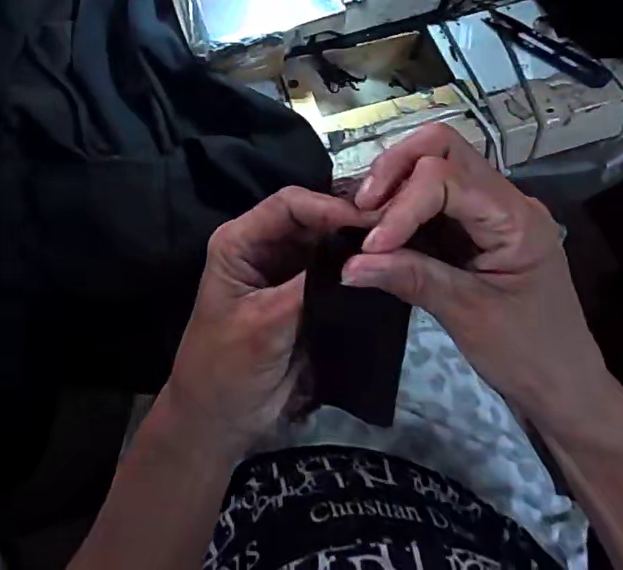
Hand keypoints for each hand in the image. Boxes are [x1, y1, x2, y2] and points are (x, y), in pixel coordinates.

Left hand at [163, 186, 376, 451]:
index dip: (330, 207)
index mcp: (239, 241)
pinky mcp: (302, 294)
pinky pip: (333, 271)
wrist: (221, 418)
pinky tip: (387, 272)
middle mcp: (262, 245)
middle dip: (351, 222)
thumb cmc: (226, 367)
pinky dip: (356, 270)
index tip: (374, 221)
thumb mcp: (264, 325)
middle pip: (312, 218)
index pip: (288, 205)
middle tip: (399, 231)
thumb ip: (306, 288)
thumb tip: (357, 257)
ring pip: (326, 242)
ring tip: (401, 247)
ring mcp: (284, 269)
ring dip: (357, 245)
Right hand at [341, 123, 610, 426]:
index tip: (371, 245)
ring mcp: (487, 207)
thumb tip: (349, 265)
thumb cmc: (529, 354)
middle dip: (394, 167)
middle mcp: (503, 199)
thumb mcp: (468, 316)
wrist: (564, 388)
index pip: (445, 178)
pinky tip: (379, 224)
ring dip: (393, 181)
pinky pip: (429, 191)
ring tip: (366, 217)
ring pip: (432, 160)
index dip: (402, 205)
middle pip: (441, 146)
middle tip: (364, 207)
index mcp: (515, 218)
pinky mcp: (470, 221)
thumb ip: (410, 279)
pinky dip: (398, 199)